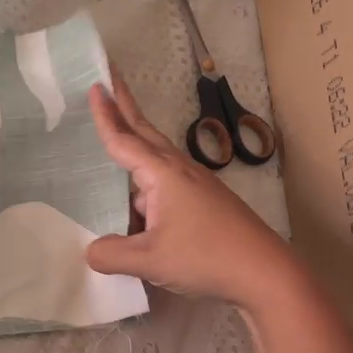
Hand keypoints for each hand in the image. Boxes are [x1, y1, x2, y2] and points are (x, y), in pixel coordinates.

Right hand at [84, 70, 296, 307]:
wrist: (262, 271)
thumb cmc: (204, 257)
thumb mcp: (148, 260)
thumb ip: (110, 254)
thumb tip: (90, 250)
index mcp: (162, 176)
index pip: (125, 141)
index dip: (106, 117)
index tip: (94, 87)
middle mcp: (178, 172)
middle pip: (145, 133)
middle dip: (125, 107)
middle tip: (108, 81)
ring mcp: (194, 186)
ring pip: (154, 159)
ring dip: (134, 144)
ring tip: (115, 135)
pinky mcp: (201, 203)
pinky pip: (162, 183)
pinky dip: (142, 181)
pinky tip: (133, 202)